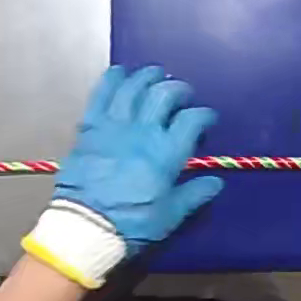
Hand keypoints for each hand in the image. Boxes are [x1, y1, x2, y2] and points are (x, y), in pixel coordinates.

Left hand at [22, 65, 224, 288]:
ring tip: (154, 75)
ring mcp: (113, 126)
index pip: (191, 120)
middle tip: (182, 94)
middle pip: (164, 94)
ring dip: (146, 77)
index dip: (204, 115)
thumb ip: (193, 195)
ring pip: (133, 87)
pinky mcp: (90, 128)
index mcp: (166, 153)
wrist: (85, 227)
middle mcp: (142, 131)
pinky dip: (112, 80)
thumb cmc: (131, 224)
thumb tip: (215, 182)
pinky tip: (118, 73)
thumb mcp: (169, 216)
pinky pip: (101, 94)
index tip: (207, 119)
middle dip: (178, 89)